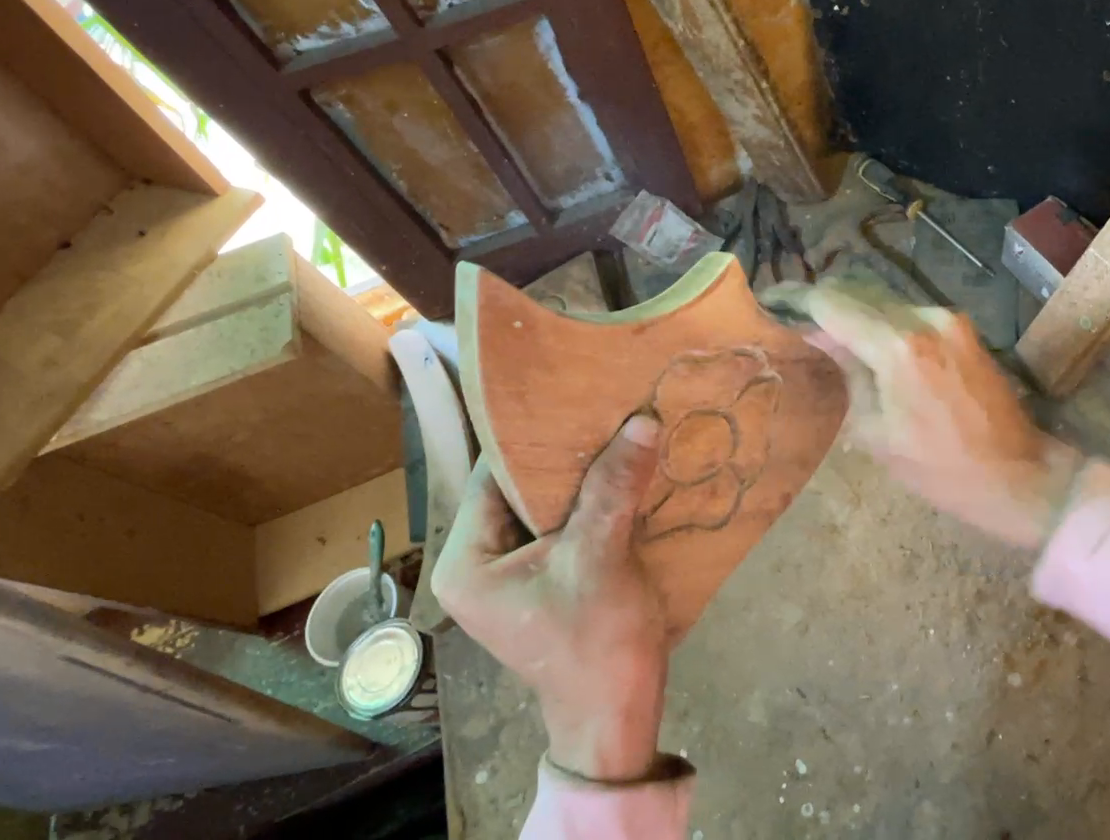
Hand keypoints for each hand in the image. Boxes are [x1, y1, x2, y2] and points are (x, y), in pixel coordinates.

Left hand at [432, 416, 668, 781]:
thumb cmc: (593, 644)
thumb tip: (642, 420)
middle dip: (566, 454)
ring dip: (586, 475)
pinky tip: (627, 470)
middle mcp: (480, 561)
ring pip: (548, 504)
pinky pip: (566, 523)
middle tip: (607, 407)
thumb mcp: (600, 559)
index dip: (535, 436)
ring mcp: (514, 571)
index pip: (493, 475)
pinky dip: (595, 500)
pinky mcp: (546, 576)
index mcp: (467, 560)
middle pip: (520, 487)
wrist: (619, 714)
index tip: (575, 395)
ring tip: (622, 428)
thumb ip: (614, 488)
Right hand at [776, 283, 1082, 547]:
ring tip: (822, 330)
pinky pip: (907, 312)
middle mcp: (924, 317)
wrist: (1019, 475)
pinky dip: (879, 320)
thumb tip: (819, 340)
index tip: (769, 300)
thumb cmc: (942, 468)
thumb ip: (845, 375)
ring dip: (851, 309)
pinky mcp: (962, 326)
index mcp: (898, 346)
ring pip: (883, 298)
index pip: (832, 304)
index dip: (796, 298)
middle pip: (858, 291)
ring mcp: (948, 318)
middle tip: (790, 317)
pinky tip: (863, 340)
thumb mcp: (877, 432)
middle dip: (821, 302)